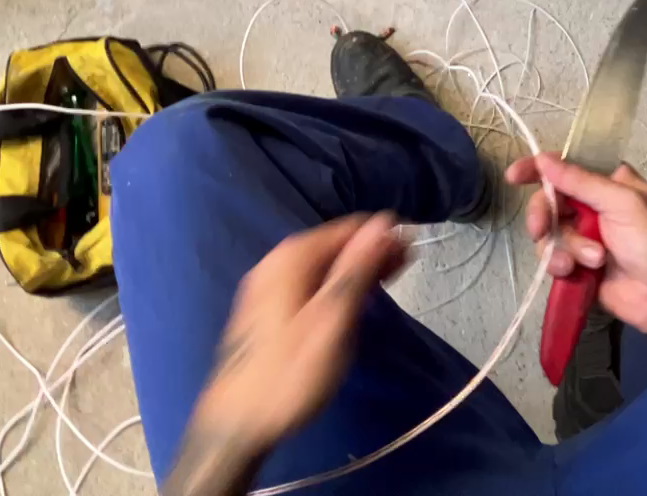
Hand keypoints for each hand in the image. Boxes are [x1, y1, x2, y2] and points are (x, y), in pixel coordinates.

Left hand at [188, 212, 406, 455]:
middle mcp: (278, 260)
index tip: (411, 252)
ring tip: (387, 282)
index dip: (384, 236)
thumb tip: (384, 222)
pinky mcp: (267, 306)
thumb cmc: (291, 373)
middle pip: (336, 244)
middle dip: (372, 251)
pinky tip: (352, 299)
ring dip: (356, 268)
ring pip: (323, 264)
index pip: (350, 228)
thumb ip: (358, 268)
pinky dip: (335, 284)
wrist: (235, 425)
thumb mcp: (333, 320)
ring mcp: (269, 283)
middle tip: (405, 268)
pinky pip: (310, 281)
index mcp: (294, 256)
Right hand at [506, 152, 646, 334]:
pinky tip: (572, 271)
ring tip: (590, 260)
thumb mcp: (625, 205)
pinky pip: (553, 255)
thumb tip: (544, 159)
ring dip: (564, 245)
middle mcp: (593, 205)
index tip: (514, 175)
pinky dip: (558, 262)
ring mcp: (584, 235)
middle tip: (540, 228)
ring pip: (550, 230)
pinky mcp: (578, 263)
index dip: (538, 167)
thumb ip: (582, 182)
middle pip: (550, 198)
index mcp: (609, 182)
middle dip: (544, 213)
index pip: (567, 165)